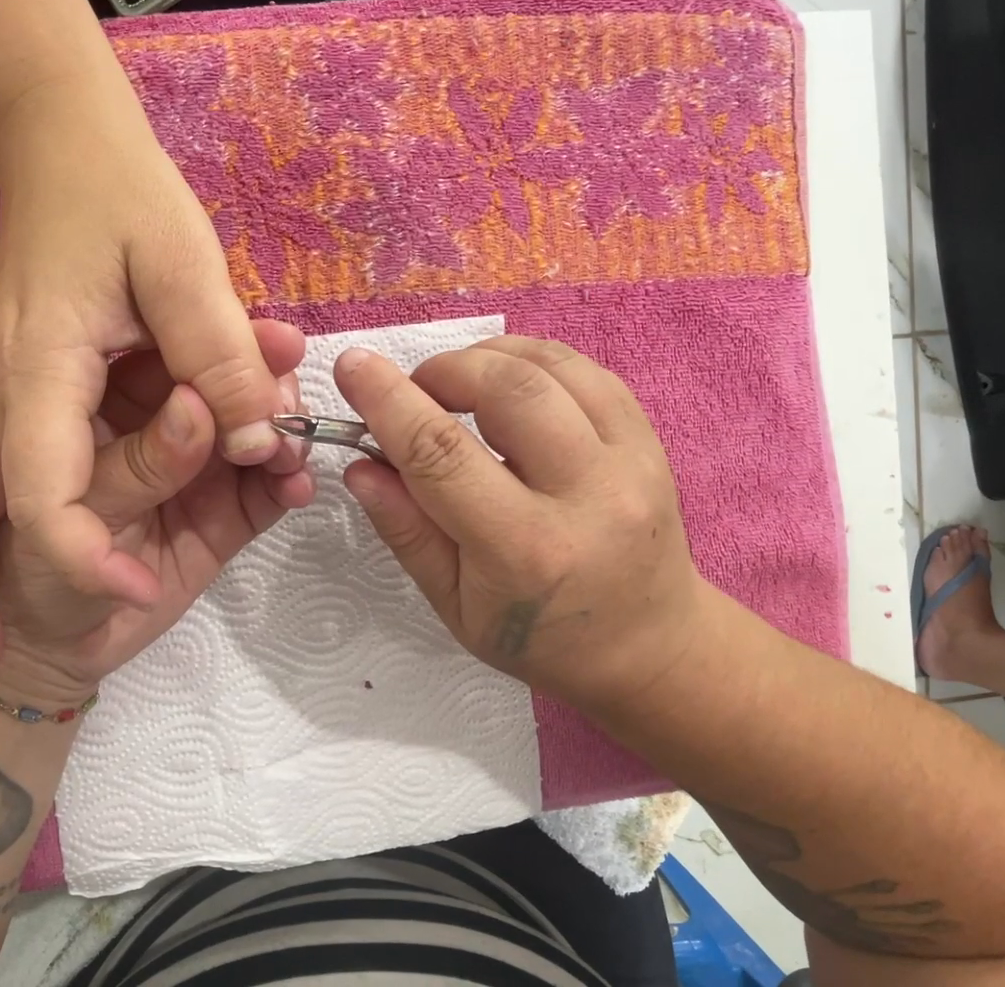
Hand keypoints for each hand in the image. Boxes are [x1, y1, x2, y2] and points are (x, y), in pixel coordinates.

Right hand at [0, 115, 285, 678]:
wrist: (59, 146)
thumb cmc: (125, 198)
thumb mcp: (184, 265)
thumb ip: (218, 355)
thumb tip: (260, 441)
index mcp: (43, 368)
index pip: (43, 485)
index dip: (84, 550)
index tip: (135, 592)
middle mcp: (2, 389)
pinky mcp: (5, 382)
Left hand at [0, 320, 313, 705]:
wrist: (52, 653)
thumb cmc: (30, 569)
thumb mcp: (78, 507)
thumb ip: (138, 462)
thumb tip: (198, 406)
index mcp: (106, 400)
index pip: (171, 357)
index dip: (221, 346)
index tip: (272, 341)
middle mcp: (158, 425)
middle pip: (222, 391)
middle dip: (263, 388)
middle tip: (293, 389)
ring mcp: (197, 470)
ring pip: (251, 436)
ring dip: (281, 436)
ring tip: (298, 446)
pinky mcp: (226, 515)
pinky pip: (264, 493)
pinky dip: (286, 485)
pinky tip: (300, 485)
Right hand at [333, 336, 704, 702]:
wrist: (647, 645)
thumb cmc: (538, 637)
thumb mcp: (453, 605)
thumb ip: (405, 530)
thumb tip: (359, 465)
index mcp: (525, 550)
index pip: (442, 455)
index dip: (389, 402)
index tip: (353, 366)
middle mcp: (587, 495)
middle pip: (508, 390)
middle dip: (444, 371)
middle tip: (416, 391)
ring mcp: (631, 461)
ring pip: (551, 366)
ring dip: (486, 359)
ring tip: (457, 385)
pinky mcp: (651, 440)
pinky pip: (586, 370)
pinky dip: (531, 361)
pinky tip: (504, 383)